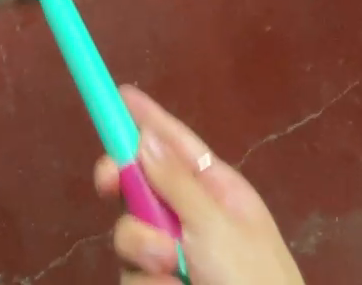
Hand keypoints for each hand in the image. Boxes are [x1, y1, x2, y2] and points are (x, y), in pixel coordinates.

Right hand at [94, 88, 304, 284]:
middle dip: (123, 185)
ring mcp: (177, 258)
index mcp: (218, 192)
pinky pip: (133, 276)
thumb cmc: (254, 284)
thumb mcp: (219, 228)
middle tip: (107, 184)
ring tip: (173, 272)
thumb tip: (145, 137)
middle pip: (139, 183)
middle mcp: (192, 220)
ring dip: (144, 248)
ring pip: (130, 232)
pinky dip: (149, 284)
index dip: (147, 119)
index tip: (119, 95)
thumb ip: (176, 183)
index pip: (176, 144)